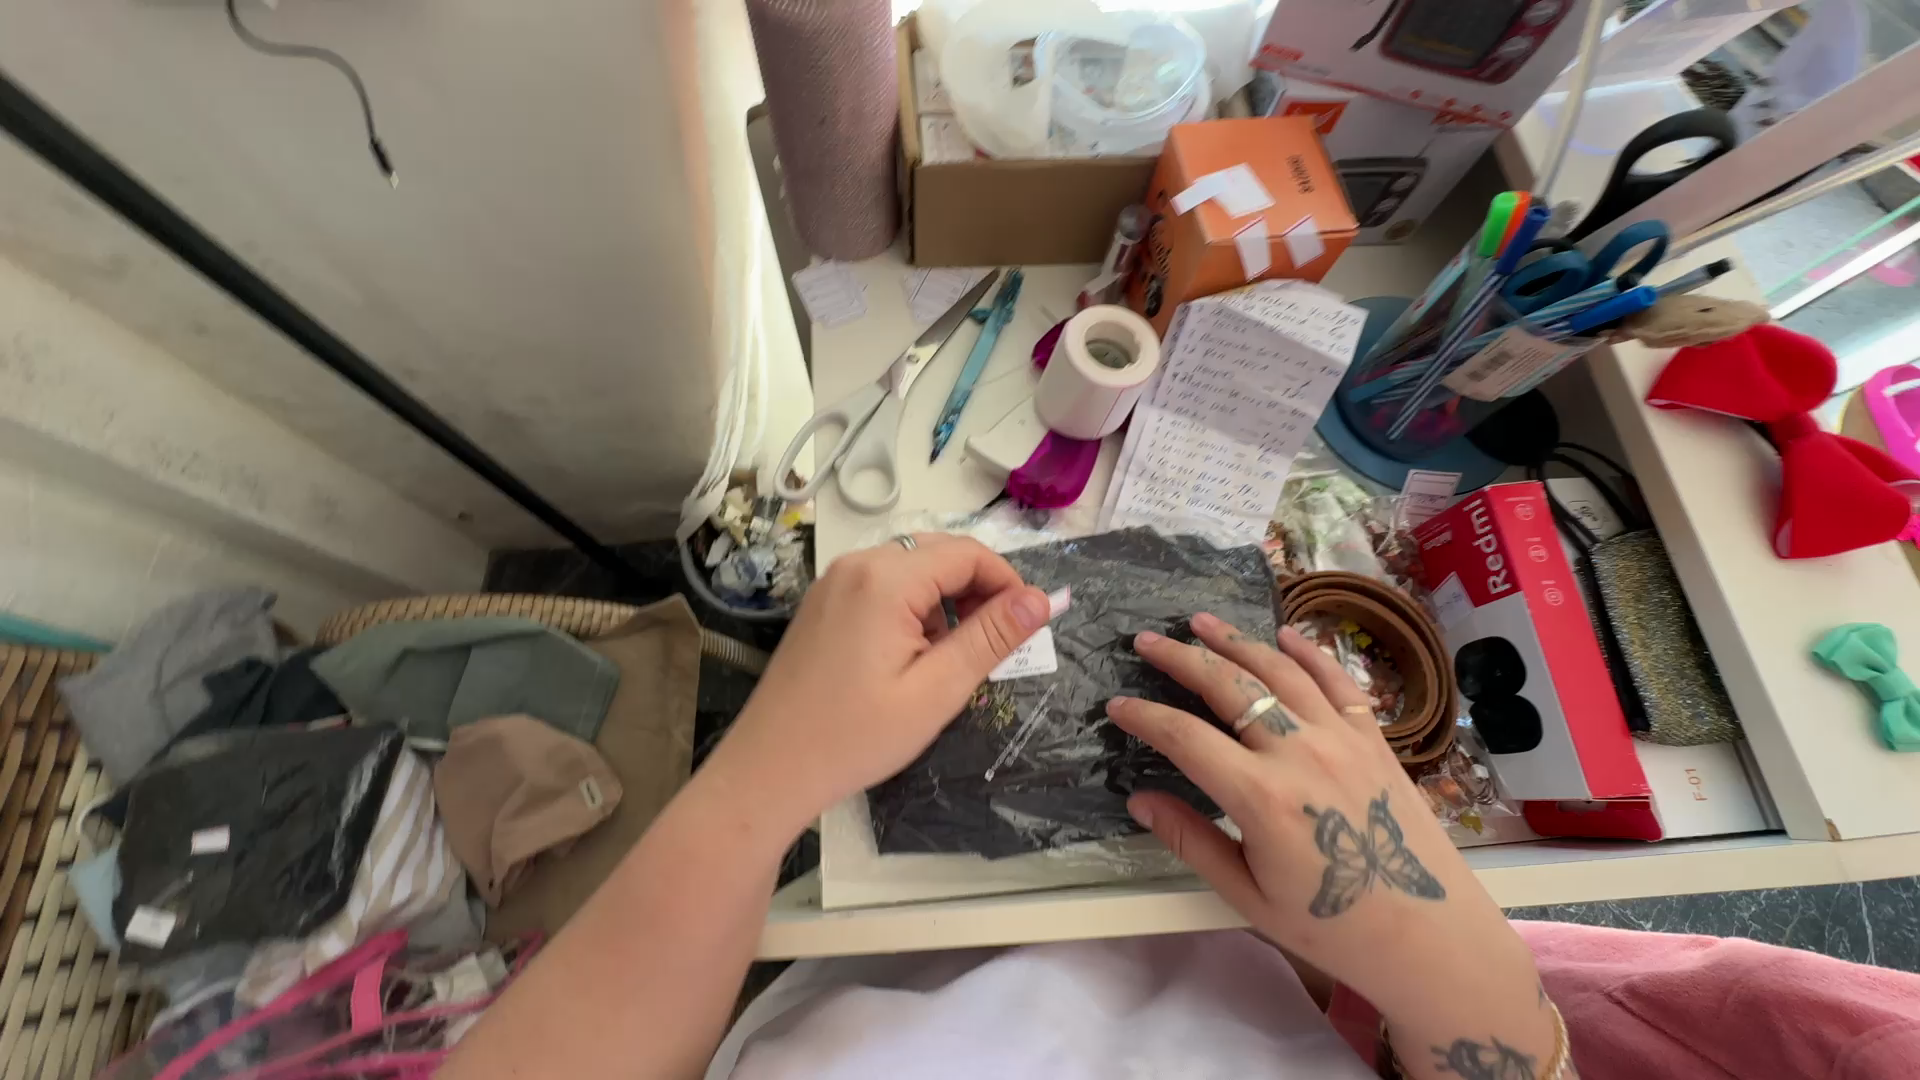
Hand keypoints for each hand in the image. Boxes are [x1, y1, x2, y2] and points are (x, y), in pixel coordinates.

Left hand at [709, 534, 1050, 831]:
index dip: (1007, 582)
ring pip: (912, 569)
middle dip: (978, 589)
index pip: (967, 554)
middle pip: (939, 554)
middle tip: (996, 643)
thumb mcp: (936, 691)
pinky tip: (911, 654)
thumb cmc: (855, 737)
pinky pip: (884, 585)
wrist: (768, 770)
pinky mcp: (824, 601)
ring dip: (945, 600)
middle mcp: (857, 564)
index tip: (1028, 624)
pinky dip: (913, 607)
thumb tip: (1043, 599)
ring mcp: (834, 581)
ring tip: (950, 657)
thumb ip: (991, 638)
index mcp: (885, 578)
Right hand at [1108, 615, 1539, 1018]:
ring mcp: (1342, 739)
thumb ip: (1189, 839)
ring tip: (1200, 622)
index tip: (1116, 706)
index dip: (1144, 718)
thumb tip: (1137, 799)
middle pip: (1226, 686)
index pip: (1184, 738)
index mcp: (1261, 798)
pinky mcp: (1374, 739)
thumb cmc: (1332, 927)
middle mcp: (1299, 753)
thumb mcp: (1247, 895)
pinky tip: (1283, 635)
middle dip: (1179, 658)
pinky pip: (1337, 681)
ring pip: (1278, 670)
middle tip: (1147, 640)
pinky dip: (1308, 652)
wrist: (1433, 941)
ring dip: (1235, 641)